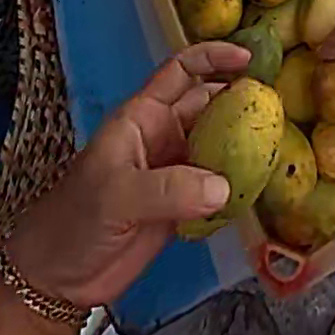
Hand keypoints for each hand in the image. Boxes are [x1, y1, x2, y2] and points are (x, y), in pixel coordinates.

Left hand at [4, 42, 249, 308]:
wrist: (58, 278)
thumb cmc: (76, 218)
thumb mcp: (116, 195)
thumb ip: (168, 189)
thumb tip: (224, 187)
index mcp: (143, 115)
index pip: (181, 71)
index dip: (213, 57)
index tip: (248, 57)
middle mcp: (164, 134)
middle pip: (209, 105)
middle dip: (239, 101)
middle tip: (275, 107)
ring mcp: (175, 169)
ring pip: (218, 144)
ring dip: (243, 145)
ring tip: (276, 146)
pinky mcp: (183, 204)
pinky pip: (218, 185)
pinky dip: (238, 185)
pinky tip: (259, 187)